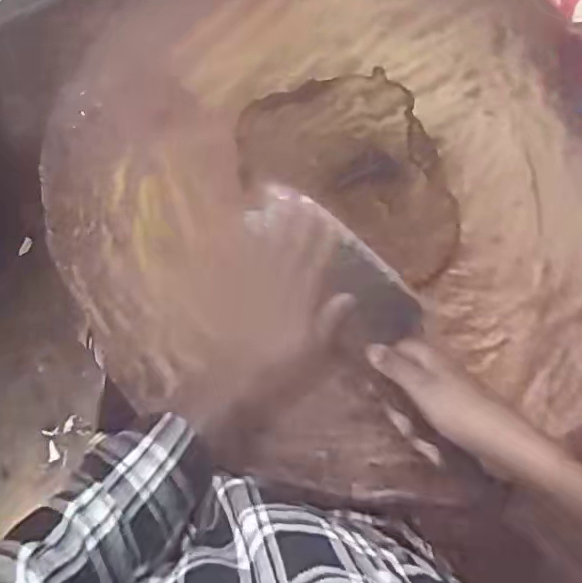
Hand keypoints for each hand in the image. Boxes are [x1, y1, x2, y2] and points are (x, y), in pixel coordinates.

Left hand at [176, 194, 355, 444]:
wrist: (235, 380)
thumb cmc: (279, 370)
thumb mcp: (313, 352)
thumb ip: (329, 322)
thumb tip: (349, 296)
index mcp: (298, 301)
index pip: (313, 266)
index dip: (320, 244)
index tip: (328, 223)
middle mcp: (276, 287)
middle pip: (288, 251)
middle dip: (297, 226)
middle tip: (303, 202)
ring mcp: (252, 286)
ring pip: (265, 249)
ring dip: (274, 227)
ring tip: (280, 206)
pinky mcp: (233, 291)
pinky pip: (237, 260)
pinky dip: (242, 242)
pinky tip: (245, 226)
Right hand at [366, 337, 547, 476]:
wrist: (508, 445)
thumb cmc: (460, 412)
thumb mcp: (421, 388)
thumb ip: (394, 367)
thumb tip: (369, 345)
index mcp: (430, 355)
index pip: (397, 346)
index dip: (382, 361)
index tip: (369, 383)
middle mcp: (440, 367)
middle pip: (405, 373)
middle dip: (397, 398)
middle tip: (398, 420)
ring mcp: (451, 390)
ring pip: (417, 398)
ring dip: (412, 418)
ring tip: (416, 437)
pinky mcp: (459, 412)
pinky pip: (432, 414)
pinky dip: (427, 427)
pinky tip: (429, 444)